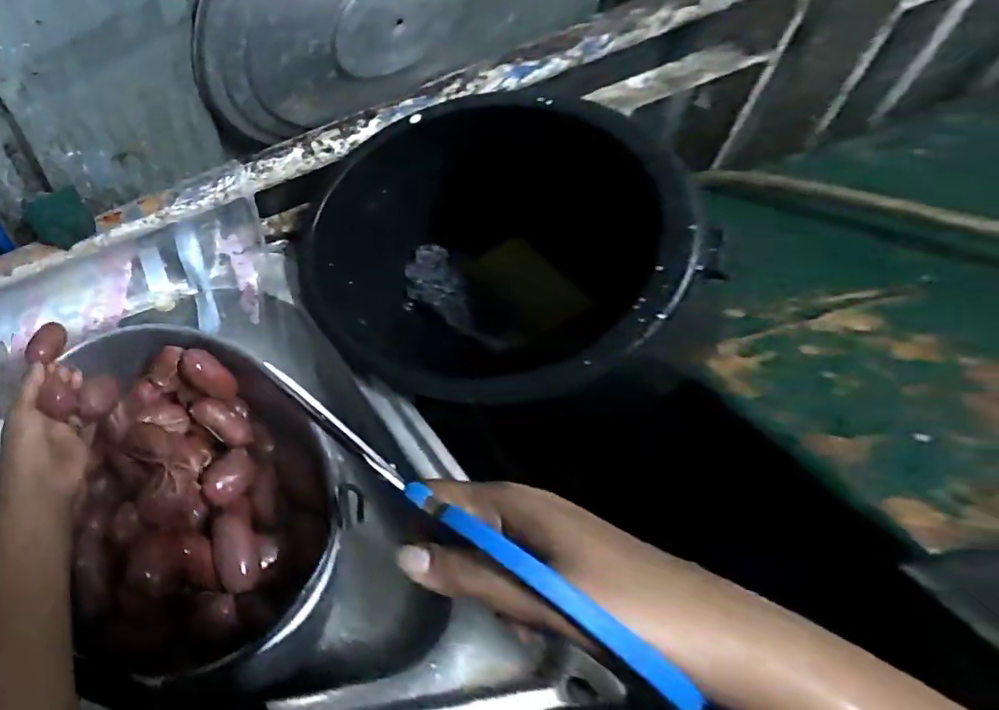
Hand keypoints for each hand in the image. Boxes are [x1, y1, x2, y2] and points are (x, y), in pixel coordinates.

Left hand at [0, 363, 90, 514]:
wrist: (44, 488)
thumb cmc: (25, 448)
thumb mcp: (20, 413)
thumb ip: (30, 387)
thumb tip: (39, 362)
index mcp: (25, 415)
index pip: (37, 389)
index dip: (46, 375)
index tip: (56, 362)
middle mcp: (44, 423)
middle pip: (56, 397)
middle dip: (64, 382)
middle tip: (71, 372)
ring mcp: (63, 435)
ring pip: (73, 408)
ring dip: (77, 393)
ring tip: (81, 378)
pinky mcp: (82, 446)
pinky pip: (88, 424)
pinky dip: (92, 410)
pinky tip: (96, 395)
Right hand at [395, 481, 963, 709]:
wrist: (751, 653)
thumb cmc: (641, 613)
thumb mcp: (548, 598)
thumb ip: (474, 576)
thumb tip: (403, 555)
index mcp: (517, 500)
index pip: (438, 493)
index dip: (413, 518)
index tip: (396, 553)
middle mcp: (530, 510)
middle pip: (461, 523)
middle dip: (452, 560)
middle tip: (455, 601)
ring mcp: (557, 539)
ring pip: (491, 553)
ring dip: (487, 586)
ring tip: (504, 622)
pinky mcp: (578, 570)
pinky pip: (523, 573)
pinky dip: (517, 598)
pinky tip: (535, 627)